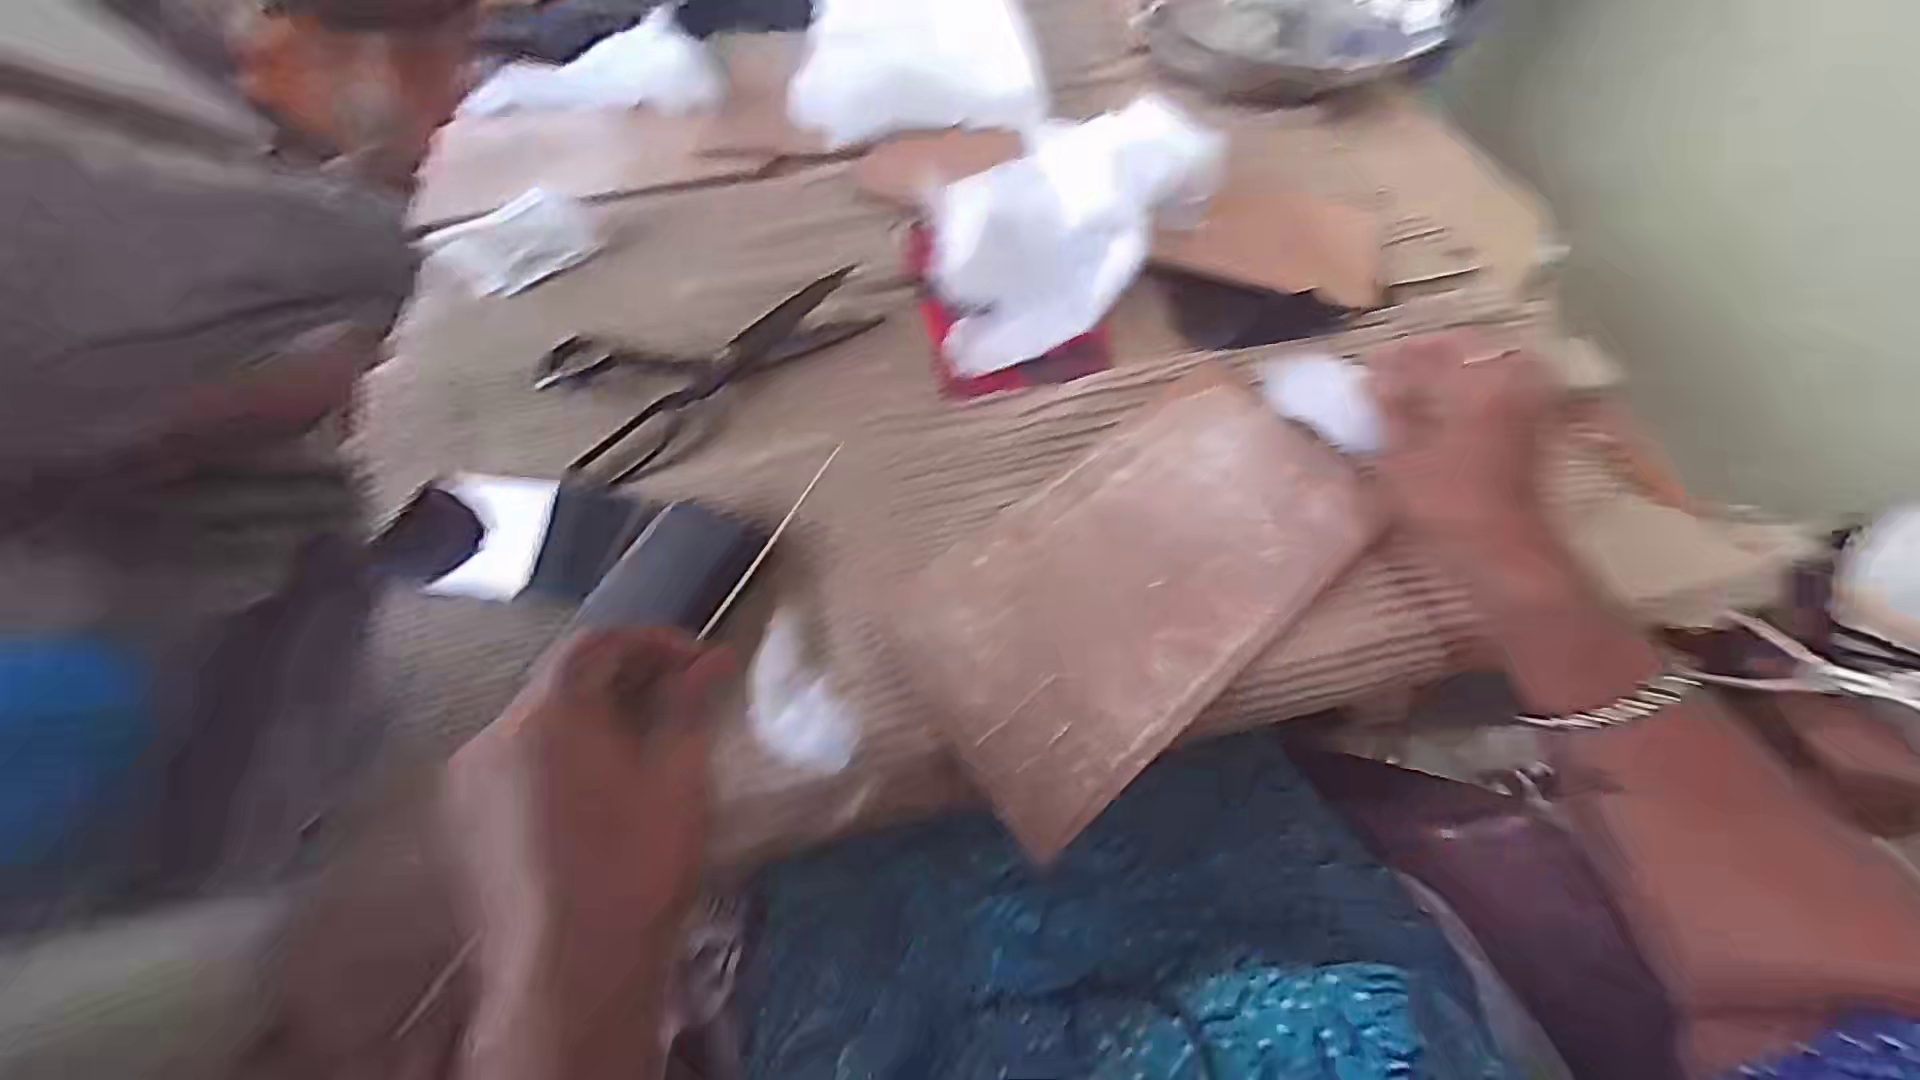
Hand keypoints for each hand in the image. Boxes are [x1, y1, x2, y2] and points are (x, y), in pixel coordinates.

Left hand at [443, 628, 733, 1079]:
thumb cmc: (636, 861)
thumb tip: (715, 657)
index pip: (597, 644)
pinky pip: (521, 755)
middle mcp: (493, 737)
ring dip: (598, 708)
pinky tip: (604, 773)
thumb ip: (689, 702)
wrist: (571, 973)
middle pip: (565, 677)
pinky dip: (566, 743)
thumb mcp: (677, 772)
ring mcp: (470, 781)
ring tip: (650, 729)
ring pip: (541, 717)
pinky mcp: (466, 820)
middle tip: (682, 690)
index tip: (699, 659)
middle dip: (628, 673)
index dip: (653, 640)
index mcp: (546, 718)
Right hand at [1369, 330, 1557, 566]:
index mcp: (1477, 388)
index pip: (1436, 351)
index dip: (1400, 353)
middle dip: (1434, 350)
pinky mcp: (1535, 427)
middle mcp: (1512, 387)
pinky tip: (1455, 398)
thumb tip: (1378, 380)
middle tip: (1398, 363)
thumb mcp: (1401, 458)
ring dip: (1461, 363)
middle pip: (1475, 348)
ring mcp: (1531, 406)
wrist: (1502, 547)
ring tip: (1425, 377)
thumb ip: (1392, 412)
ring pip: (1496, 363)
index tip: (1371, 361)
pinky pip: (1508, 384)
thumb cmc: (1444, 505)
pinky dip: (1480, 381)